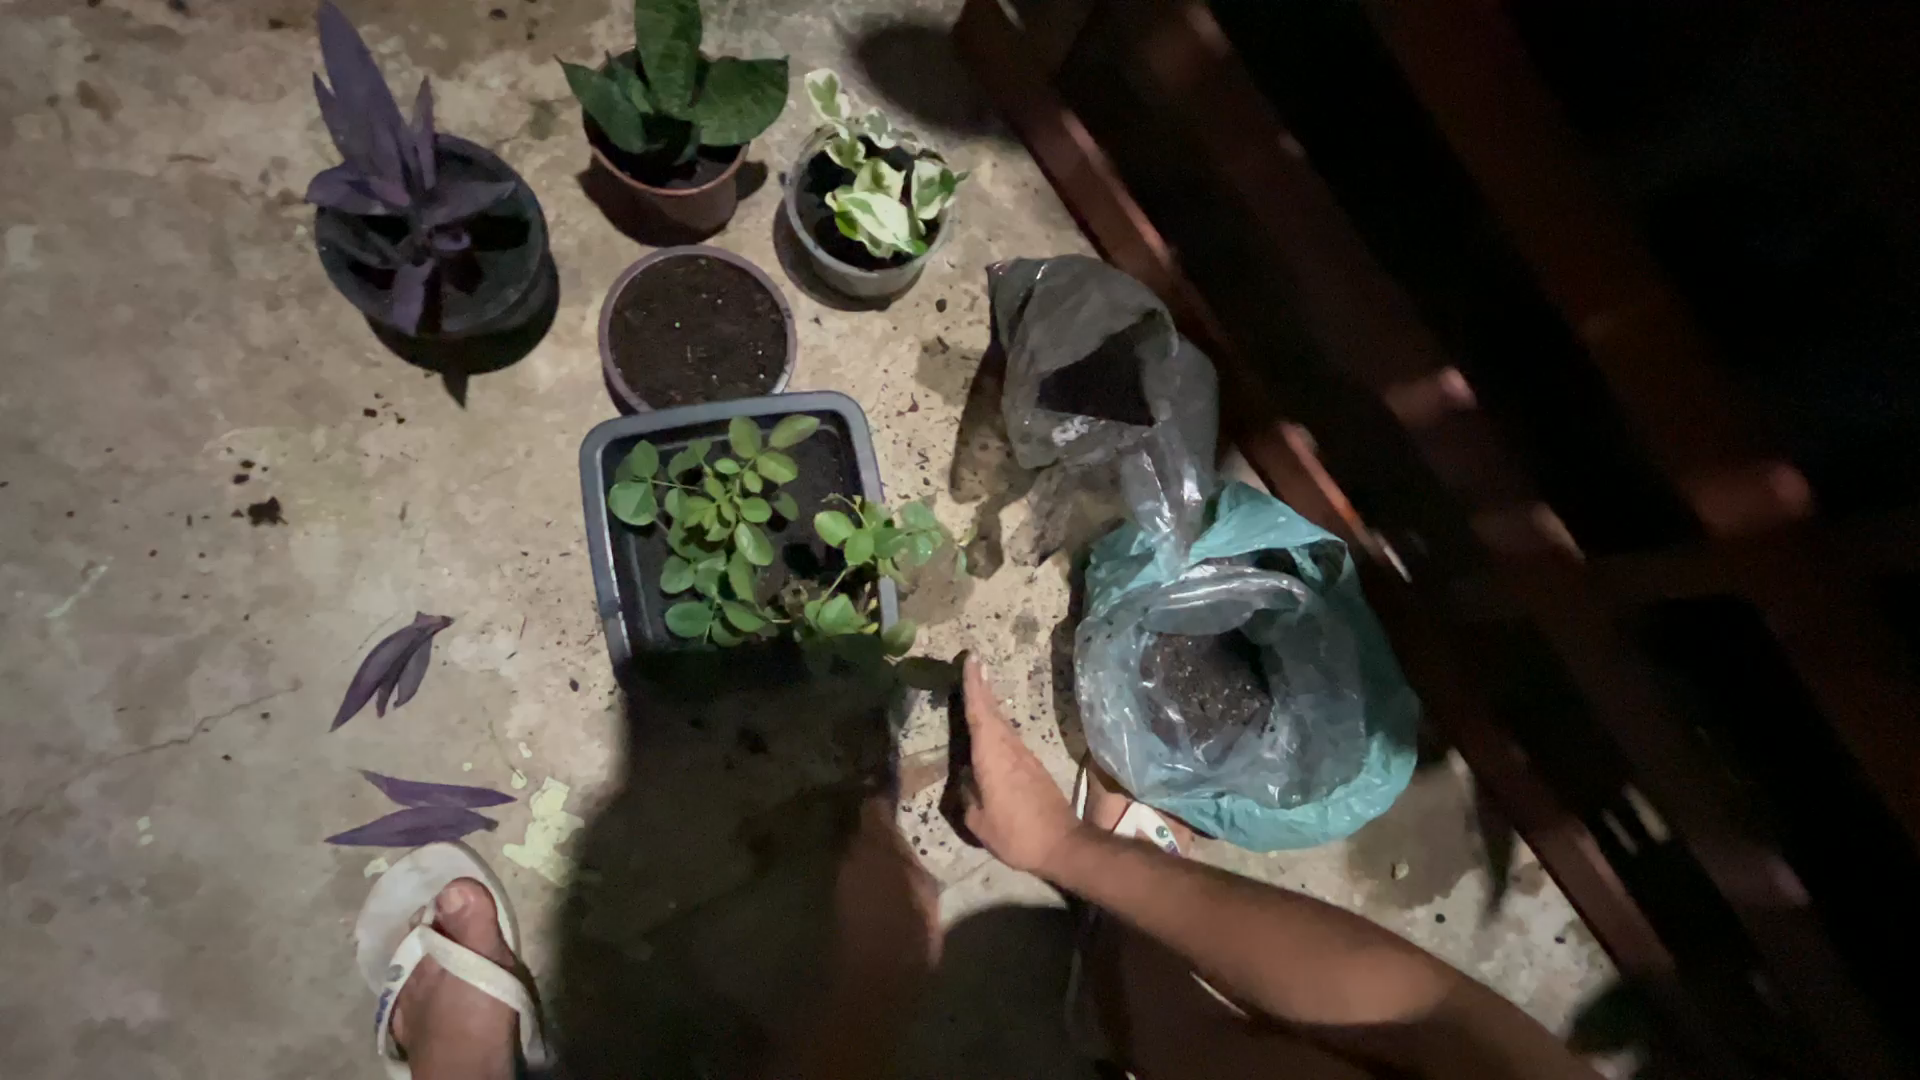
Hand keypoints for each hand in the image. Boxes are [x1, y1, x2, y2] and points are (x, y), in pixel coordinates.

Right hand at [951, 655, 1083, 875]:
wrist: (1062, 843)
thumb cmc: (1016, 834)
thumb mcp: (980, 824)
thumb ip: (968, 800)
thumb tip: (965, 783)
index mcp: (992, 757)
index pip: (980, 714)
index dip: (974, 686)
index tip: (971, 660)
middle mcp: (1009, 749)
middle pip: (992, 711)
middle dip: (981, 686)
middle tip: (972, 662)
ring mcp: (1024, 756)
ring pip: (1002, 723)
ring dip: (989, 703)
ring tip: (978, 686)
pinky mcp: (1033, 766)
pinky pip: (1009, 737)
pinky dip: (997, 724)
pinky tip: (991, 727)